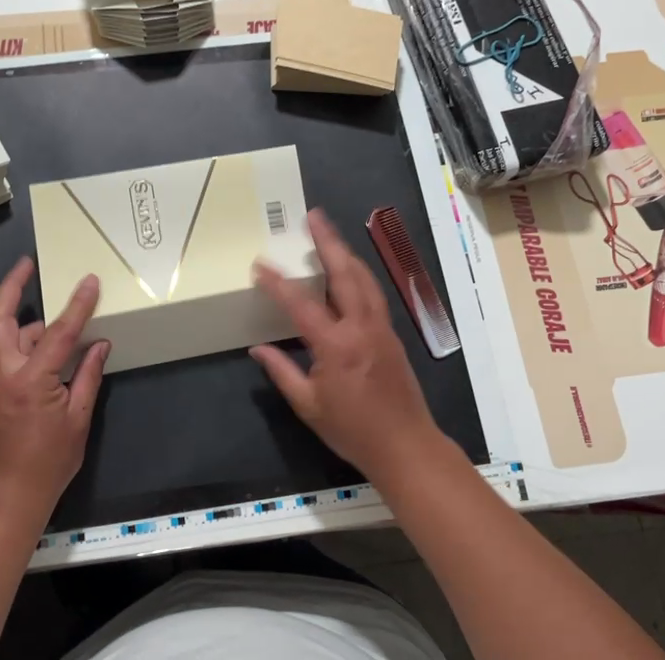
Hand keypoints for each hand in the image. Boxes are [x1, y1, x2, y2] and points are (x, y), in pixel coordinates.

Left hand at [0, 257, 110, 517]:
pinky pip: (8, 355)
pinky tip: (49, 345)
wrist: (8, 497)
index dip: (77, 305)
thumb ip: (88, 377)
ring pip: (5, 337)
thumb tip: (99, 345)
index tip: (89, 281)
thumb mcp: (78, 420)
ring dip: (27, 321)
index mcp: (29, 381)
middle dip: (11, 287)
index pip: (58, 332)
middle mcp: (4, 373)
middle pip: (0, 319)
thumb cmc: (48, 463)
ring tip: (57, 314)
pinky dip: (26, 343)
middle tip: (27, 264)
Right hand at [250, 209, 448, 483]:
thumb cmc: (353, 431)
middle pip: (344, 273)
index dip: (278, 283)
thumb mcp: (308, 406)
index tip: (260, 264)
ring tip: (329, 233)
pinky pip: (373, 294)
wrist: (406, 446)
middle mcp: (361, 328)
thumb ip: (283, 371)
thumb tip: (258, 348)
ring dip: (346, 252)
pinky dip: (358, 274)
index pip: (301, 304)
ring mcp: (381, 328)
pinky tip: (349, 270)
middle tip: (313, 216)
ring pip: (364, 279)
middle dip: (328, 242)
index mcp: (336, 346)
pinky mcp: (391, 335)